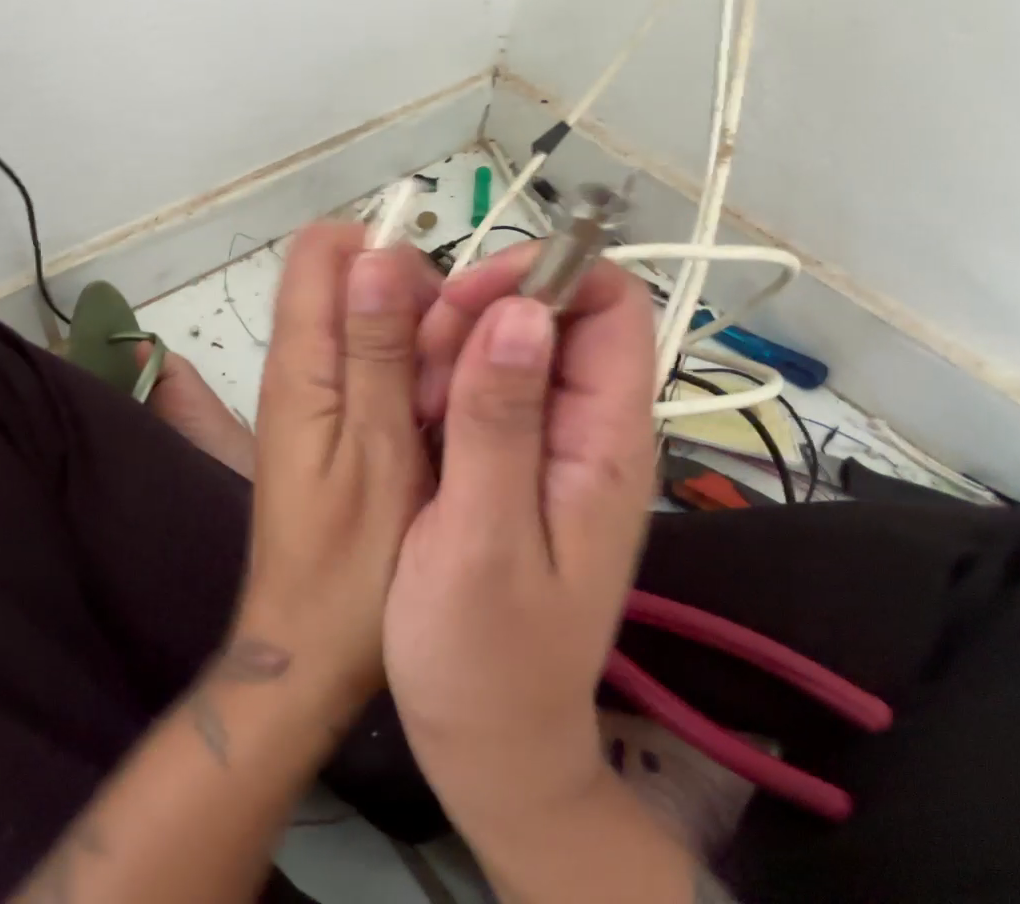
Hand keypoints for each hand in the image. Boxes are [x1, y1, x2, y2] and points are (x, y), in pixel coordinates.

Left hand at [234, 223, 437, 710]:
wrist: (310, 652)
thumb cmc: (351, 569)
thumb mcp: (377, 455)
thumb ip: (376, 354)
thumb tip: (377, 253)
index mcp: (302, 367)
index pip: (323, 252)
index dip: (388, 253)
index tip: (446, 300)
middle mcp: (301, 370)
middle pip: (356, 283)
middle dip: (418, 300)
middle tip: (466, 365)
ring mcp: (318, 401)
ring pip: (374, 328)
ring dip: (425, 344)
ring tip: (463, 401)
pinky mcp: (335, 430)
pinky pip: (377, 374)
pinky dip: (417, 380)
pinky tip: (450, 423)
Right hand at [384, 249, 659, 829]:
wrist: (490, 742)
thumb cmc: (483, 655)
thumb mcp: (481, 537)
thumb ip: (501, 421)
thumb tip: (521, 309)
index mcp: (606, 444)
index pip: (610, 305)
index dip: (541, 277)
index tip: (460, 304)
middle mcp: (591, 435)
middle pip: (555, 318)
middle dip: (480, 317)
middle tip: (420, 376)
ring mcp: (553, 454)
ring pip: (512, 352)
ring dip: (453, 355)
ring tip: (409, 410)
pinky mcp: (516, 473)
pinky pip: (486, 398)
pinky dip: (444, 391)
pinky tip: (408, 427)